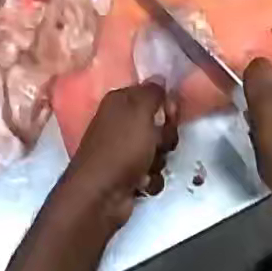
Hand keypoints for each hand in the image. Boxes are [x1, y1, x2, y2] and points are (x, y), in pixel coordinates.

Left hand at [59, 82, 178, 229]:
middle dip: (165, 137)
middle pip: (159, 123)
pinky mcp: (129, 173)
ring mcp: (124, 149)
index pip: (152, 93)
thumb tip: (158, 76)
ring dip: (159, 160)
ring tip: (146, 167)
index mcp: (119, 101)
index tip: (171, 113)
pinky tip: (140, 183)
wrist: (101, 194)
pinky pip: (153, 171)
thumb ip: (152, 92)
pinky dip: (150, 179)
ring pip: (159, 149)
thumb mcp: (139, 111)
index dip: (165, 104)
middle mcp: (120, 122)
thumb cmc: (121, 147)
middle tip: (157, 143)